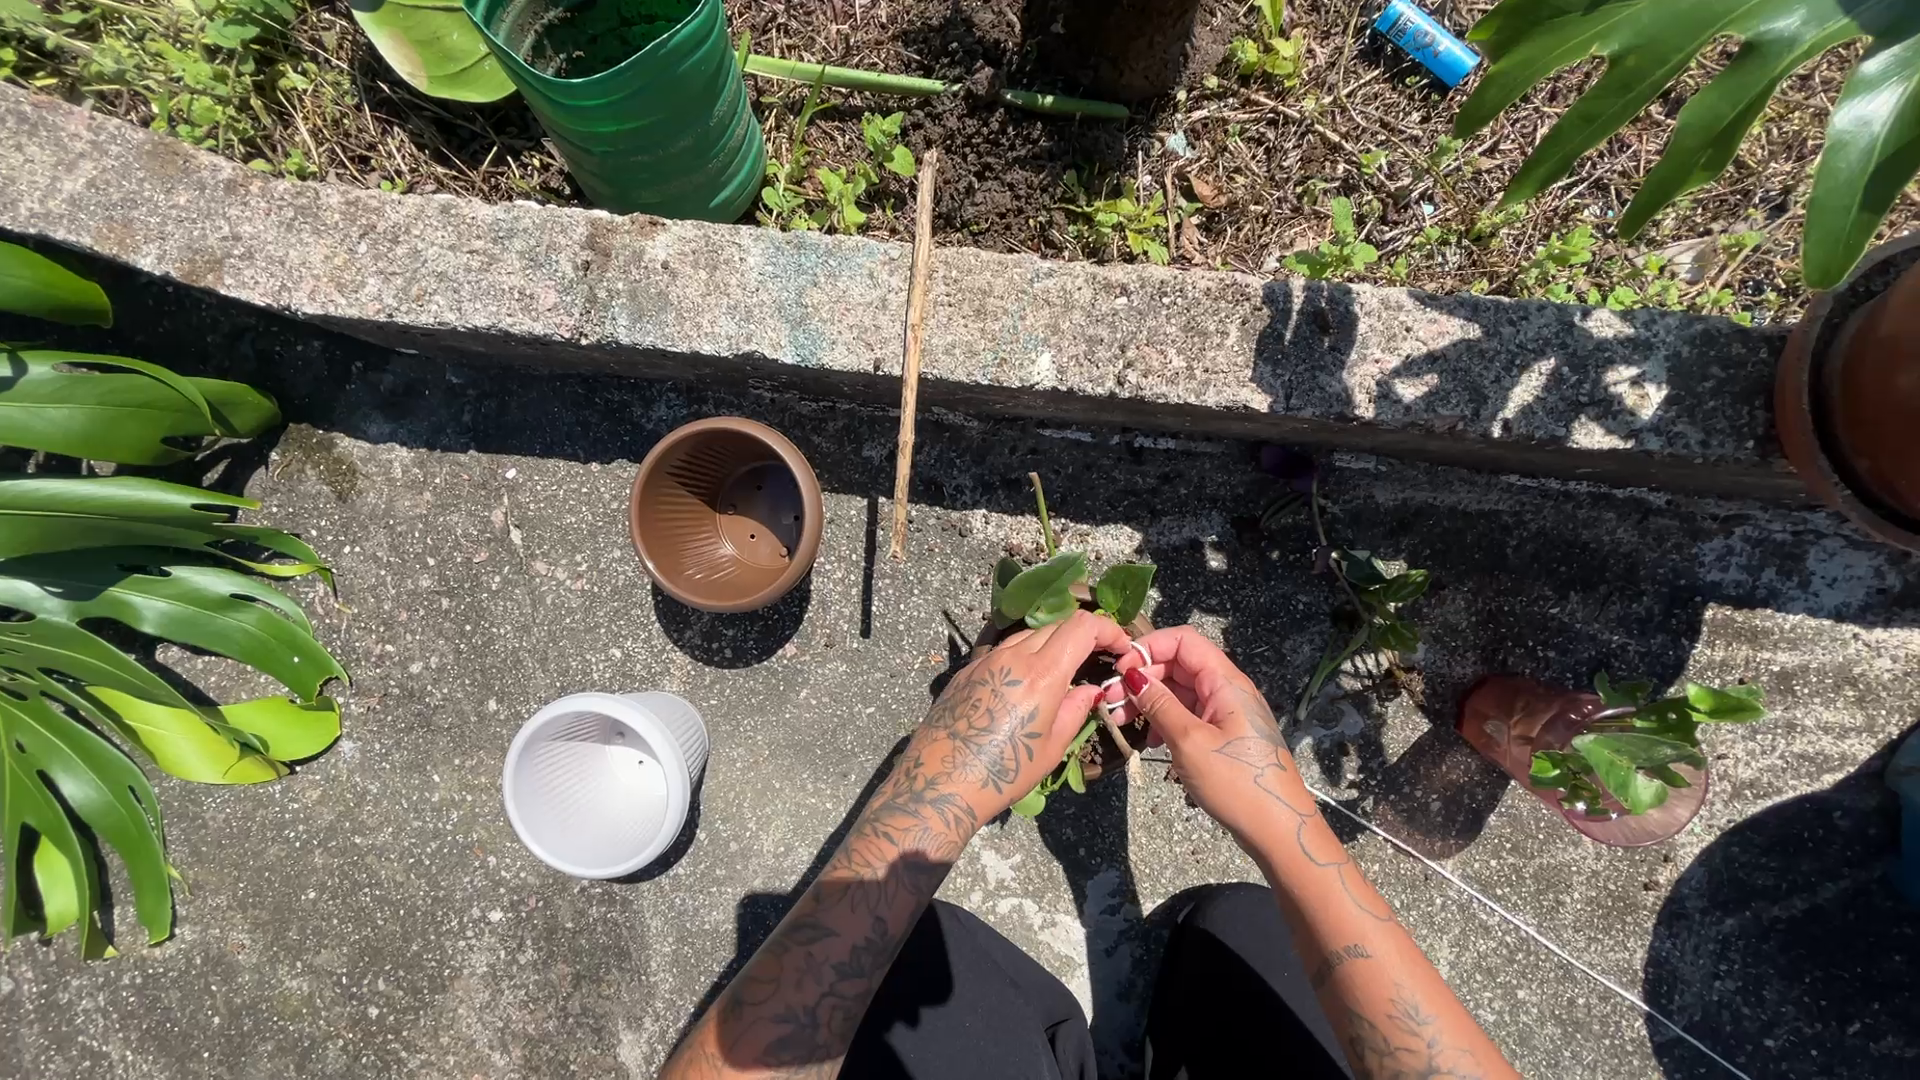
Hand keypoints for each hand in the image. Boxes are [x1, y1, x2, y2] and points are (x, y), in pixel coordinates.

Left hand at [900, 610, 1131, 826]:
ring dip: (1052, 643)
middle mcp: (1013, 656)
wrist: (941, 780)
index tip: (1120, 647)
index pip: (1082, 626)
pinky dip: (1024, 655)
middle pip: (1057, 626)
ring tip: (1063, 670)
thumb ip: (1076, 709)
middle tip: (1098, 657)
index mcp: (1042, 673)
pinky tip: (1026, 682)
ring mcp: (987, 659)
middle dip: (1083, 636)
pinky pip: (1003, 650)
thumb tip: (1091, 690)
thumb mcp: (1053, 747)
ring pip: (1029, 635)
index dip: (1108, 630)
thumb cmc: (1004, 771)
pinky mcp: (968, 669)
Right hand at [1111, 626, 1313, 849]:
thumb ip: (1159, 705)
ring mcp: (1225, 713)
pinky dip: (1163, 719)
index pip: (1182, 641)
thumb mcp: (1190, 742)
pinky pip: (1187, 713)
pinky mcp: (1222, 735)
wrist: (1279, 832)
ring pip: (1178, 691)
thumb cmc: (1237, 783)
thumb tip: (1132, 676)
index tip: (1120, 668)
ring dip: (1148, 700)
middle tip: (1110, 699)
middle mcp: (1226, 689)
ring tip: (1120, 720)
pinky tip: (1149, 739)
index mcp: (1225, 682)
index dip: (1148, 647)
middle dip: (1141, 676)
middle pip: (1177, 665)